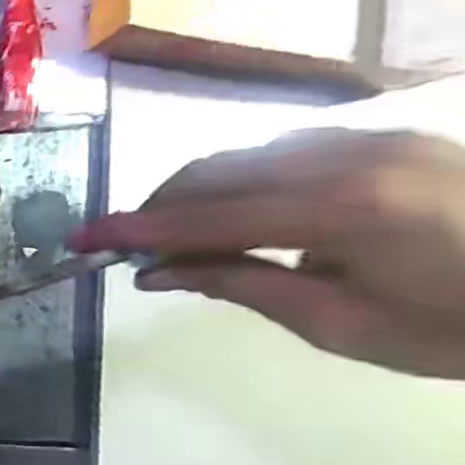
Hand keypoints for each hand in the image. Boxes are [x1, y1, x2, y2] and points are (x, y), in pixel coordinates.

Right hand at [72, 129, 464, 378]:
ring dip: (194, 197)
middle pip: (209, 176)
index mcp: (345, 210)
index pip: (202, 217)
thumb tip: (156, 272)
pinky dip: (237, 184)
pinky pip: (277, 155)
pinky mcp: (386, 138)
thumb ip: (242, 286)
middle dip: (158, 212)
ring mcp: (371, 140)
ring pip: (237, 160)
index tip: (78, 242)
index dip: (131, 231)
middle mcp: (348, 158)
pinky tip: (242, 217)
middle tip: (136, 253)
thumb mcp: (348, 326)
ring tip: (186, 240)